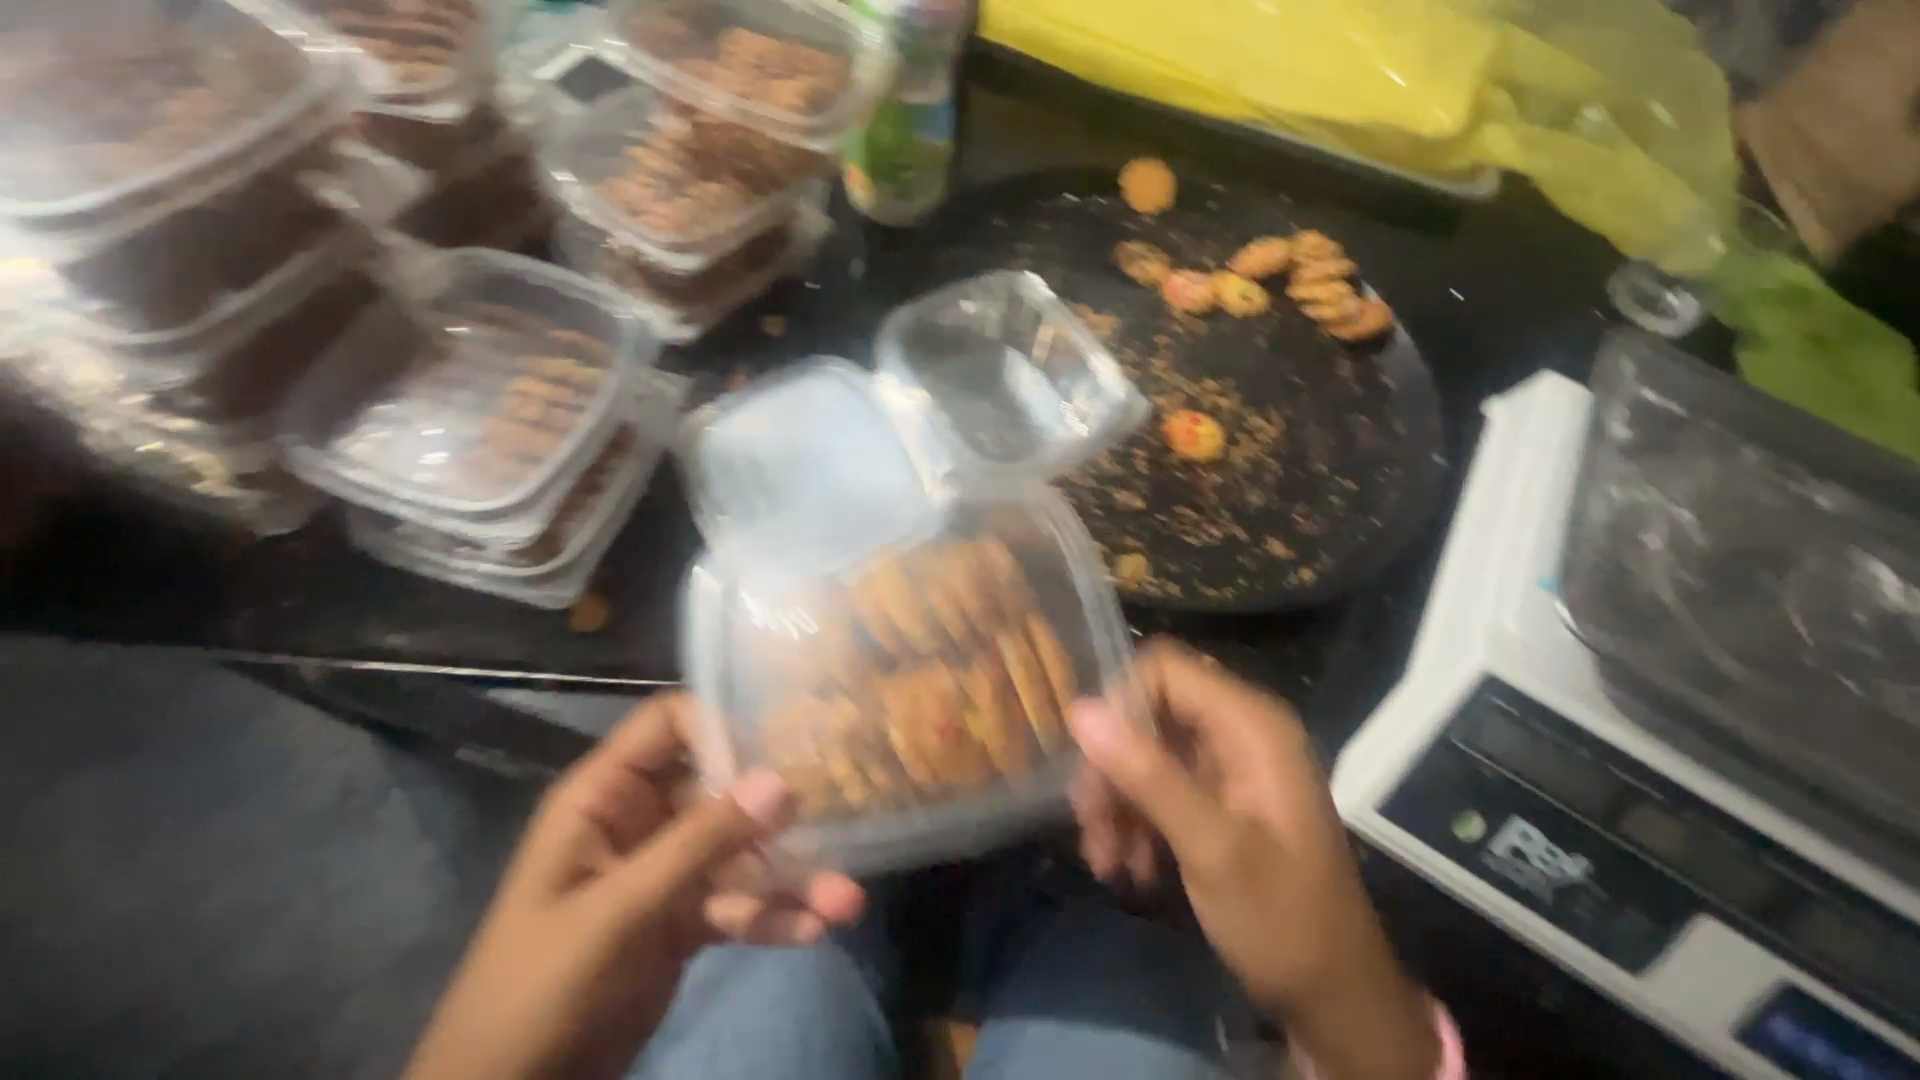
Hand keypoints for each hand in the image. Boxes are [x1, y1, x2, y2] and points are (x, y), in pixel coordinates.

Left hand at [404, 693, 865, 1079]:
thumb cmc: (541, 984)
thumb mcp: (617, 910)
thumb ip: (698, 843)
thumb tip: (781, 780)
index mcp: (607, 797)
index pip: (670, 725)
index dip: (724, 724)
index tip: (785, 747)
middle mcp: (643, 822)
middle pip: (723, 791)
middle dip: (781, 811)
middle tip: (845, 817)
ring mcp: (666, 874)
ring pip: (741, 854)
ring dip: (792, 873)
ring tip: (847, 900)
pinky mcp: (685, 922)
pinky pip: (740, 904)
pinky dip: (775, 916)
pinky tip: (815, 931)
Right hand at [1069, 640, 1437, 1079]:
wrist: (1334, 996)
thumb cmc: (1281, 918)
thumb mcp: (1210, 846)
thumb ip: (1147, 774)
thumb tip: (1079, 709)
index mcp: (1251, 725)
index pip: (1165, 670)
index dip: (1120, 706)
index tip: (1093, 764)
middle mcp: (1239, 733)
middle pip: (1149, 714)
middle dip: (1111, 768)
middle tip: (1089, 825)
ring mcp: (1229, 768)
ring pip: (1146, 754)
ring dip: (1117, 803)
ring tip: (1105, 860)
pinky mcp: (1219, 801)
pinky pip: (1160, 788)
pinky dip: (1136, 822)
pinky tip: (1128, 868)